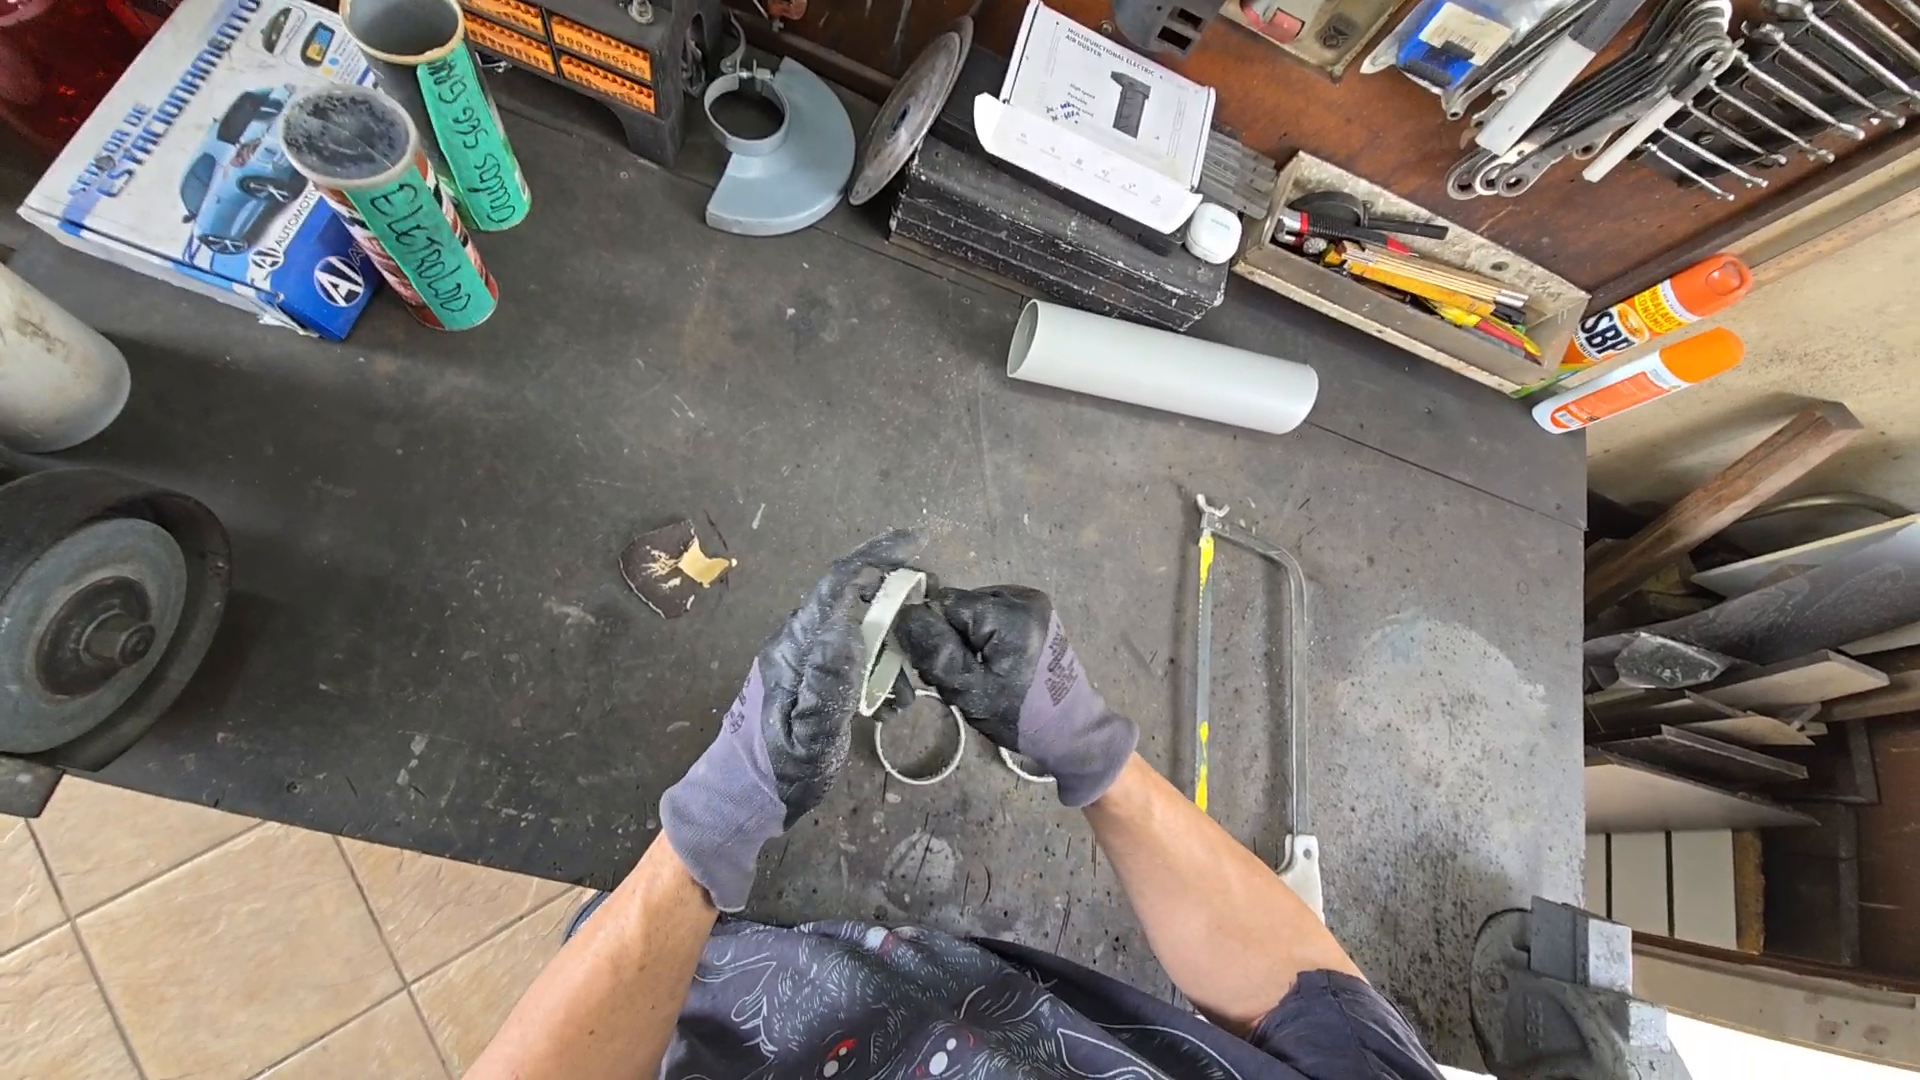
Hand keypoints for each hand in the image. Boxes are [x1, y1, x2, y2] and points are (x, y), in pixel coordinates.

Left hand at [660, 529, 923, 910]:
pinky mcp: (809, 675)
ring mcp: (803, 658)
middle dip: (892, 601)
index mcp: (796, 648)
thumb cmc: (777, 771)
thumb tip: (849, 626)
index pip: (836, 585)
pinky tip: (887, 706)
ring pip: (855, 629)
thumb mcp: (809, 735)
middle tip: (926, 622)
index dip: (874, 557)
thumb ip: (828, 683)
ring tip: (904, 696)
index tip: (914, 544)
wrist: (743, 798)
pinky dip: (877, 671)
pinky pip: (850, 655)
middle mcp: (798, 643)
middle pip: (850, 599)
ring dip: (889, 650)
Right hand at [895, 585, 1136, 806]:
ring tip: (979, 673)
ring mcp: (1032, 602)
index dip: (933, 635)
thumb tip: (906, 615)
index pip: (944, 604)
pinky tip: (994, 664)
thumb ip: (936, 650)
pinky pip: (991, 616)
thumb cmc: (1020, 716)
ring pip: (972, 611)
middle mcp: (1022, 596)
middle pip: (959, 606)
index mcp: (1009, 612)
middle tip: (961, 677)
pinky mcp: (1035, 613)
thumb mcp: (969, 689)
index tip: (941, 669)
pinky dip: (983, 636)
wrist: (1071, 730)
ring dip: (965, 638)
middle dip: (950, 638)